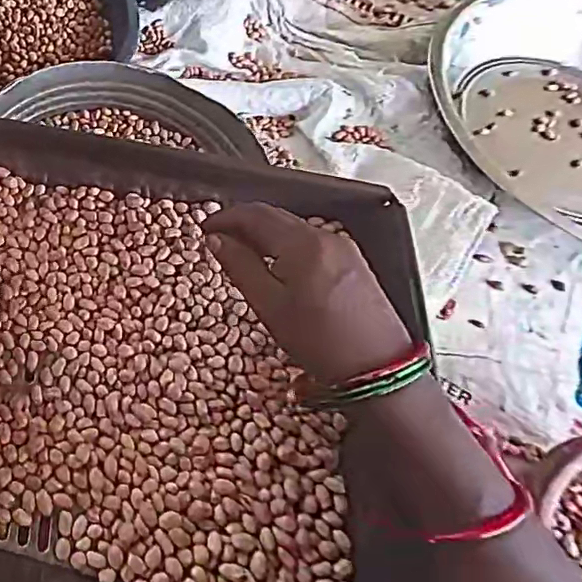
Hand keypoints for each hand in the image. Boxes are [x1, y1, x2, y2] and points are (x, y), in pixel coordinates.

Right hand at [201, 203, 413, 384]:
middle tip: (216, 238)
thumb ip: (240, 265)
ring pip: (291, 226)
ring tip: (239, 251)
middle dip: (241, 221)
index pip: (254, 214)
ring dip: (262, 232)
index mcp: (302, 244)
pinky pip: (308, 240)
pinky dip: (283, 242)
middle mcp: (325, 237)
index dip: (224, 218)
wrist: (378, 368)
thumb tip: (215, 239)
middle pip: (274, 215)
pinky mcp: (352, 261)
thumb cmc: (317, 339)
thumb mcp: (269, 304)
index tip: (203, 229)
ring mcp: (343, 247)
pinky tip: (272, 262)